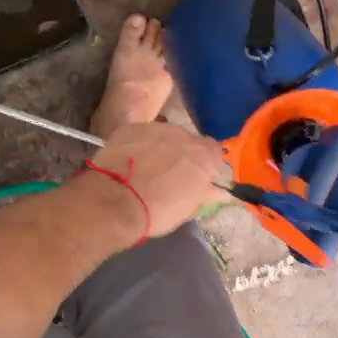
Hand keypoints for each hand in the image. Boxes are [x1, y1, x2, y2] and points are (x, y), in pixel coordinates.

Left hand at [83, 122, 228, 241]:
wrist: (117, 200)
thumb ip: (206, 193)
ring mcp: (154, 128)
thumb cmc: (160, 210)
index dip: (204, 162)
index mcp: (203, 154)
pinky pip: (139, 135)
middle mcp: (182, 134)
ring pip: (161, 135)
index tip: (196, 175)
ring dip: (157, 147)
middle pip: (186, 140)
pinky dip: (136, 145)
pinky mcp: (129, 128)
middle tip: (168, 173)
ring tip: (145, 167)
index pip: (213, 150)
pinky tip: (128, 160)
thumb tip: (221, 192)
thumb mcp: (189, 207)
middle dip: (179, 153)